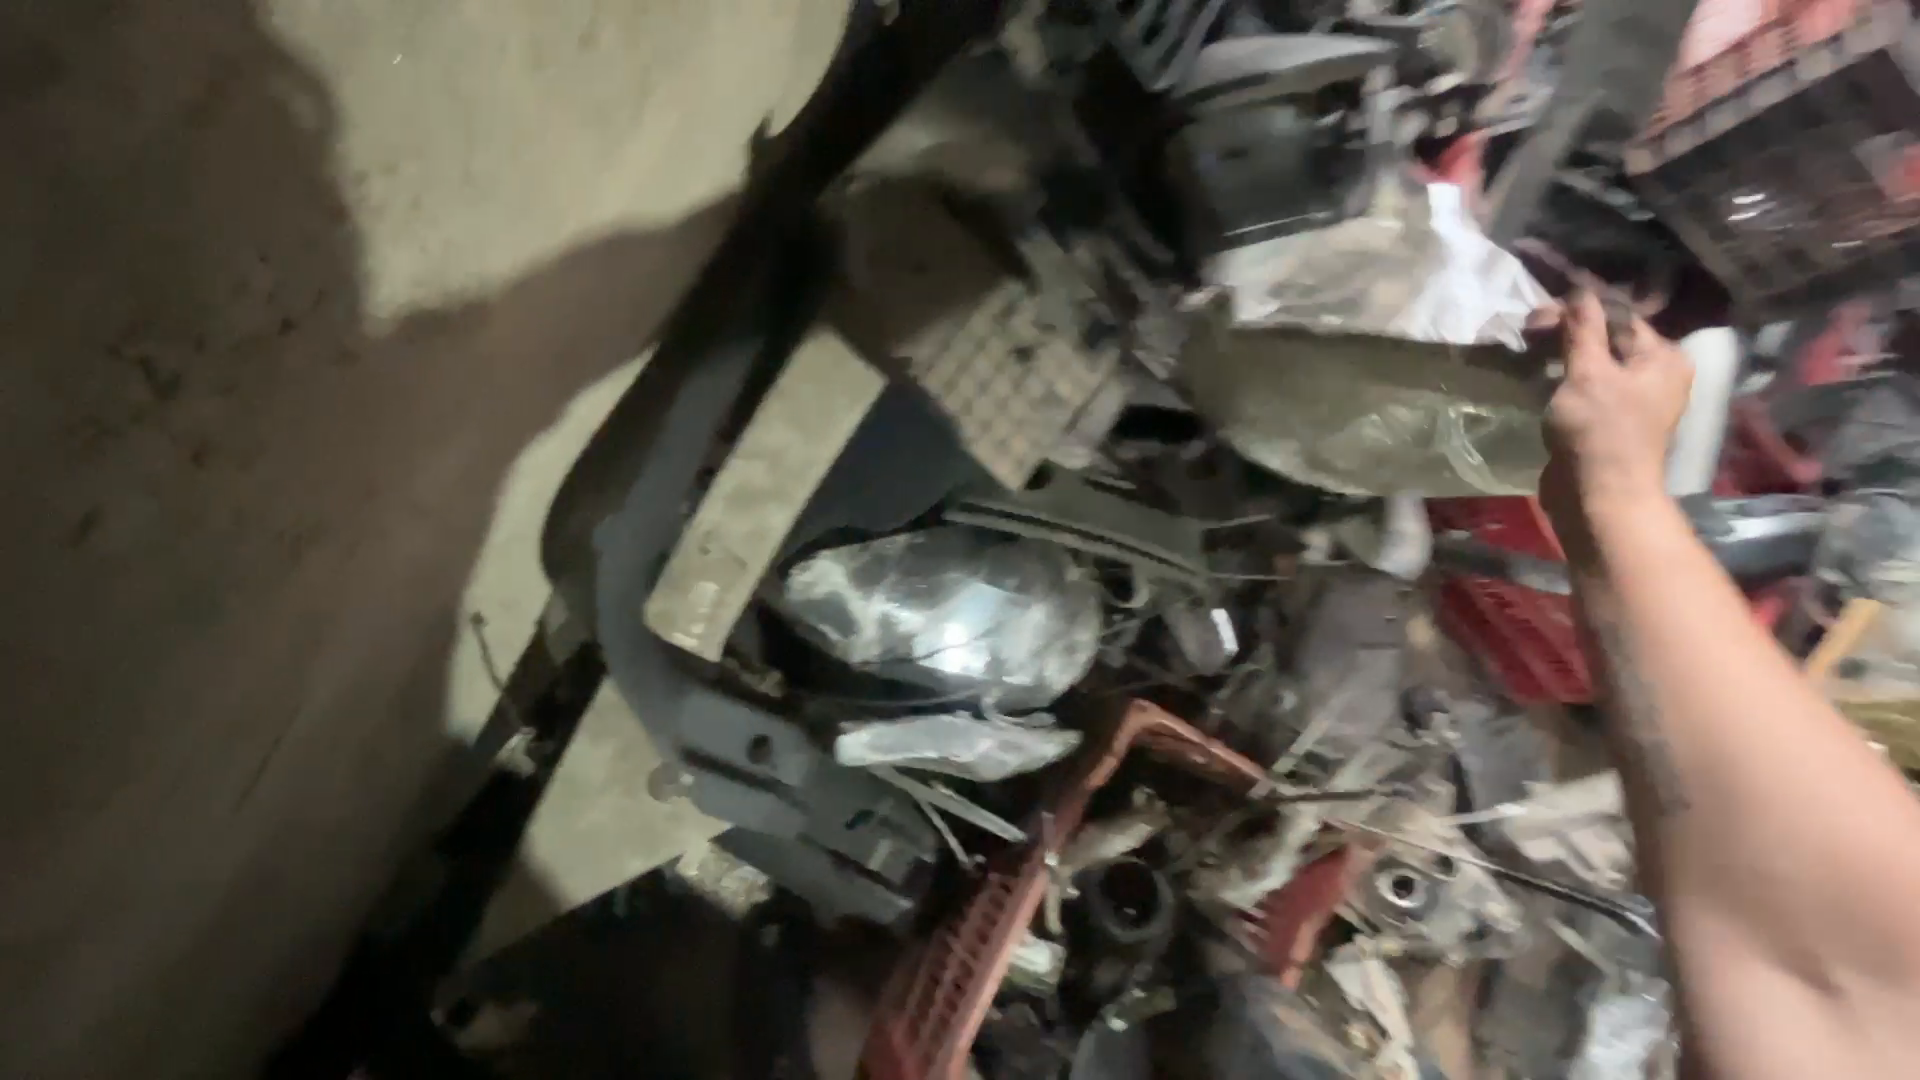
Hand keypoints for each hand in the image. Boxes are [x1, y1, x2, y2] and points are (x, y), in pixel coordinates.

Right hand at [1540, 291, 1692, 561]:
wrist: (1598, 494)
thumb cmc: (1598, 430)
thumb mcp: (1587, 374)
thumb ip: (1583, 331)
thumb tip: (1580, 292)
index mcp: (1662, 358)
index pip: (1621, 318)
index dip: (1579, 311)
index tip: (1537, 316)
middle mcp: (1655, 375)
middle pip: (1607, 340)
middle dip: (1567, 333)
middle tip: (1527, 335)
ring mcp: (1632, 401)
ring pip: (1593, 365)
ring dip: (1561, 357)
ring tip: (1528, 355)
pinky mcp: (1608, 422)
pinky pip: (1586, 389)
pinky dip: (1562, 381)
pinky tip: (1539, 381)